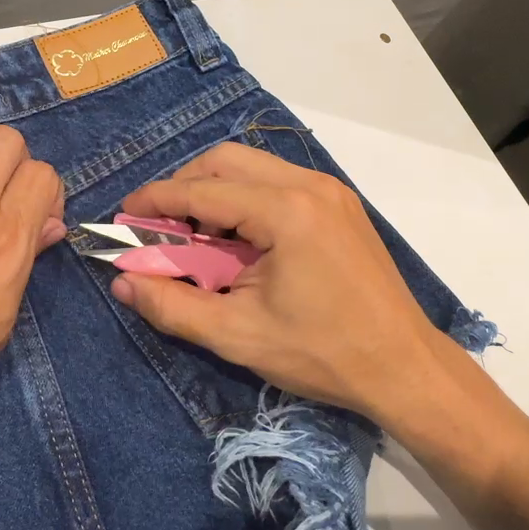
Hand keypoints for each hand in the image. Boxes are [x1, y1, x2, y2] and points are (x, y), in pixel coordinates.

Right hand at [109, 142, 452, 425]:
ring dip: (215, 188)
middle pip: (227, 160)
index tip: (124, 215)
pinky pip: (277, 180)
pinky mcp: (339, 203)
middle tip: (161, 225)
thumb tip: (122, 281)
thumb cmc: (323, 354)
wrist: (406, 370)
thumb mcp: (238, 335)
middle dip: (185, 185)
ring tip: (197, 234)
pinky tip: (238, 237)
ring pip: (253, 165)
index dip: (157, 200)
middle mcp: (308, 185)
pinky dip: (245, 196)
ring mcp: (329, 190)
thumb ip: (173, 305)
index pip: (203, 189)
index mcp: (286, 211)